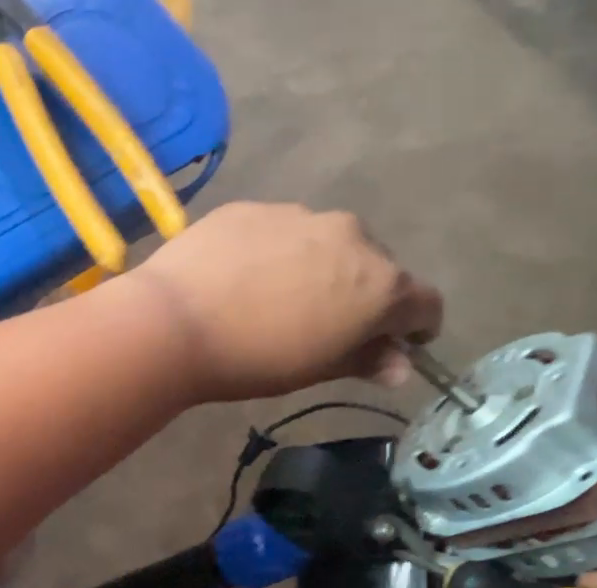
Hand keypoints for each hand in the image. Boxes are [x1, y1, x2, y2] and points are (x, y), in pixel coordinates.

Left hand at [126, 202, 443, 401]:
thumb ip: (364, 360)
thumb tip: (399, 365)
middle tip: (321, 326)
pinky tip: (236, 279)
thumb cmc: (252, 360)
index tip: (397, 343)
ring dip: (315, 267)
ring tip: (272, 300)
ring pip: (324, 243)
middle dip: (361, 295)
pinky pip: (276, 232)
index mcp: (381, 283)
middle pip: (375, 267)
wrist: (172, 323)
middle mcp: (352, 236)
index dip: (416, 327)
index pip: (424, 303)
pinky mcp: (252, 208)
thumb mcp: (314, 370)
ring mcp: (300, 214)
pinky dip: (270, 253)